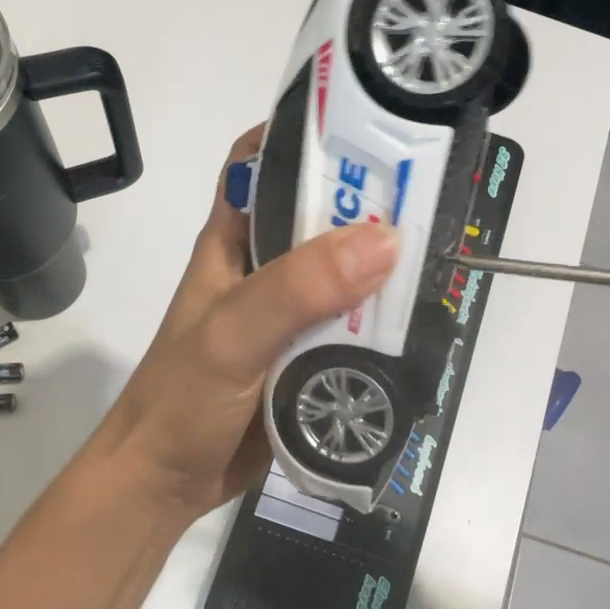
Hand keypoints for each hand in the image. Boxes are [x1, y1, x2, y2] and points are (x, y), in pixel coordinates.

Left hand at [93, 127, 397, 519]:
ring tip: (445, 255)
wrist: (164, 484)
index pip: (263, 161)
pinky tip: (422, 324)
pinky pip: (353, 331)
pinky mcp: (308, 359)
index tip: (372, 124)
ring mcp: (288, 316)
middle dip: (371, 204)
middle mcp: (264, 269)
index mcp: (232, 241)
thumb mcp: (232, 336)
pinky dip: (385, 326)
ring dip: (387, 271)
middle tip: (436, 194)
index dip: (309, 134)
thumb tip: (384, 240)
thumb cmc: (181, 401)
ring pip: (346, 276)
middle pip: (322, 218)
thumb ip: (297, 289)